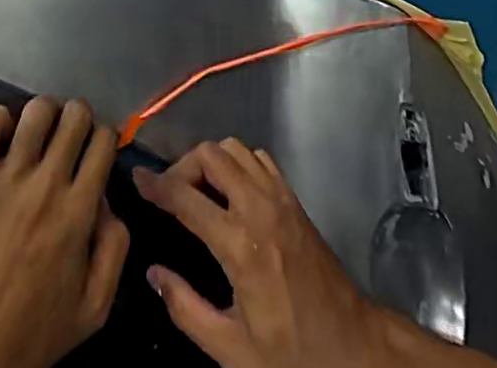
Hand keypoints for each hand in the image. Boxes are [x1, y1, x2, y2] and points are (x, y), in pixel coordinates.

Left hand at [0, 98, 130, 367]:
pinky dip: (0, 117)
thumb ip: (114, 247)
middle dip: (80, 116)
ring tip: (44, 125)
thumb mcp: (96, 306)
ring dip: (45, 111)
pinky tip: (7, 129)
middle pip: (72, 117)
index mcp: (78, 213)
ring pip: (33, 113)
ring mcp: (3, 178)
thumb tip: (108, 200)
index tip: (100, 144)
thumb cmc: (35, 329)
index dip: (106, 135)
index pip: (102, 143)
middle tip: (74, 130)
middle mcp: (44, 185)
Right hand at [135, 140, 389, 367]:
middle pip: (209, 155)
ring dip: (210, 161)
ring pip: (234, 149)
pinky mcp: (295, 201)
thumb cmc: (295, 353)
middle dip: (182, 166)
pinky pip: (258, 159)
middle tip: (172, 193)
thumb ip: (186, 309)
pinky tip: (231, 190)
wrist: (360, 351)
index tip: (137, 178)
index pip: (184, 196)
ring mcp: (281, 200)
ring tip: (200, 190)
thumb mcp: (234, 350)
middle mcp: (260, 210)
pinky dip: (238, 163)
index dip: (154, 184)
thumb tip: (153, 273)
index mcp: (240, 246)